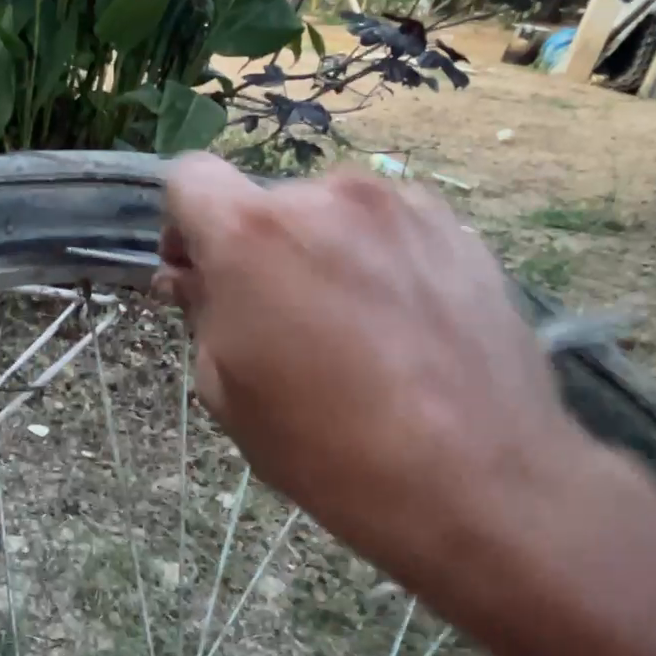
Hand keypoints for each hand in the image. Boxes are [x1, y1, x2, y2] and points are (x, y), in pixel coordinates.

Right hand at [153, 154, 596, 576]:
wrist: (472, 479)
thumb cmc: (320, 441)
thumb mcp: (224, 384)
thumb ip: (200, 310)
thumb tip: (189, 277)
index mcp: (251, 233)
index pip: (189, 176)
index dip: (182, 224)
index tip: (198, 275)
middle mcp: (325, 196)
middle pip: (262, 202)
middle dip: (253, 248)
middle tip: (271, 317)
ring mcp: (401, 207)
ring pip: (327, 214)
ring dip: (316, 250)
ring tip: (342, 324)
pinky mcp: (458, 230)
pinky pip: (386, 228)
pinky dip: (372, 258)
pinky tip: (393, 323)